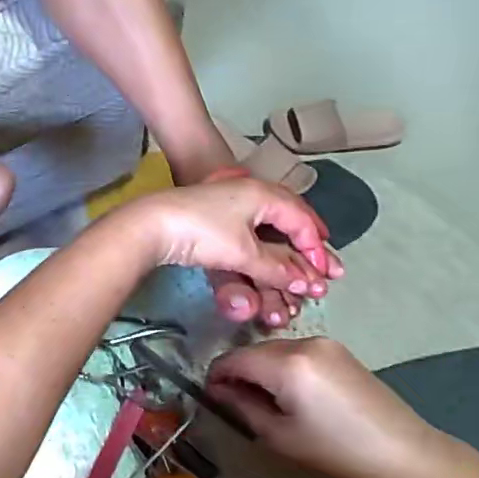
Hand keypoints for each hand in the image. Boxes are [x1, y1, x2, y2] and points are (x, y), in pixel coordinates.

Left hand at [119, 177, 339, 299]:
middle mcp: (252, 193)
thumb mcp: (243, 252)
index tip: (326, 274)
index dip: (316, 249)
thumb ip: (276, 268)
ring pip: (270, 227)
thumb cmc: (202, 231)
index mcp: (265, 194)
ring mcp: (232, 203)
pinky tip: (268, 256)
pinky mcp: (215, 217)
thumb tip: (305, 284)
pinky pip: (251, 231)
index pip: (302, 221)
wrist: (151, 223)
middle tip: (327, 268)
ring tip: (302, 268)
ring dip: (288, 250)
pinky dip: (265, 247)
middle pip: (291, 220)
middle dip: (309, 247)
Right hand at [205, 337, 456, 477]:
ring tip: (268, 403)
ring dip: (261, 369)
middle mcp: (303, 341)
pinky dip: (284, 367)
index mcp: (285, 363)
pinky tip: (294, 395)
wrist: (403, 453)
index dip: (215, 377)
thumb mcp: (279, 436)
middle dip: (239, 373)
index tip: (212, 399)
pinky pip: (297, 352)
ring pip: (274, 349)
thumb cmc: (335, 452)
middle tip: (238, 405)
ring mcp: (325, 342)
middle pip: (253, 350)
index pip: (232, 359)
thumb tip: (218, 391)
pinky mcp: (340, 350)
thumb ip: (241, 406)